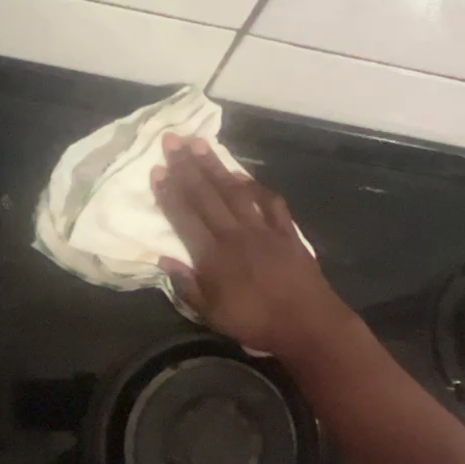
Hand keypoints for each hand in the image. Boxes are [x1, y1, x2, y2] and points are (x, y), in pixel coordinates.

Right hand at [151, 134, 356, 360]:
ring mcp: (262, 229)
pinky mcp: (286, 232)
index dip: (169, 192)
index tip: (157, 169)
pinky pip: (269, 202)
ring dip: (216, 166)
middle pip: (206, 195)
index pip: (184, 217)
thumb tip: (164, 258)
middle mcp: (235, 234)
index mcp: (213, 255)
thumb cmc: (255, 323)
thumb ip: (186, 285)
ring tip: (200, 144)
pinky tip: (243, 174)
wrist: (307, 324)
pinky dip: (255, 186)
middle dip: (186, 166)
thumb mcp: (210, 315)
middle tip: (172, 140)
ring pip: (234, 191)